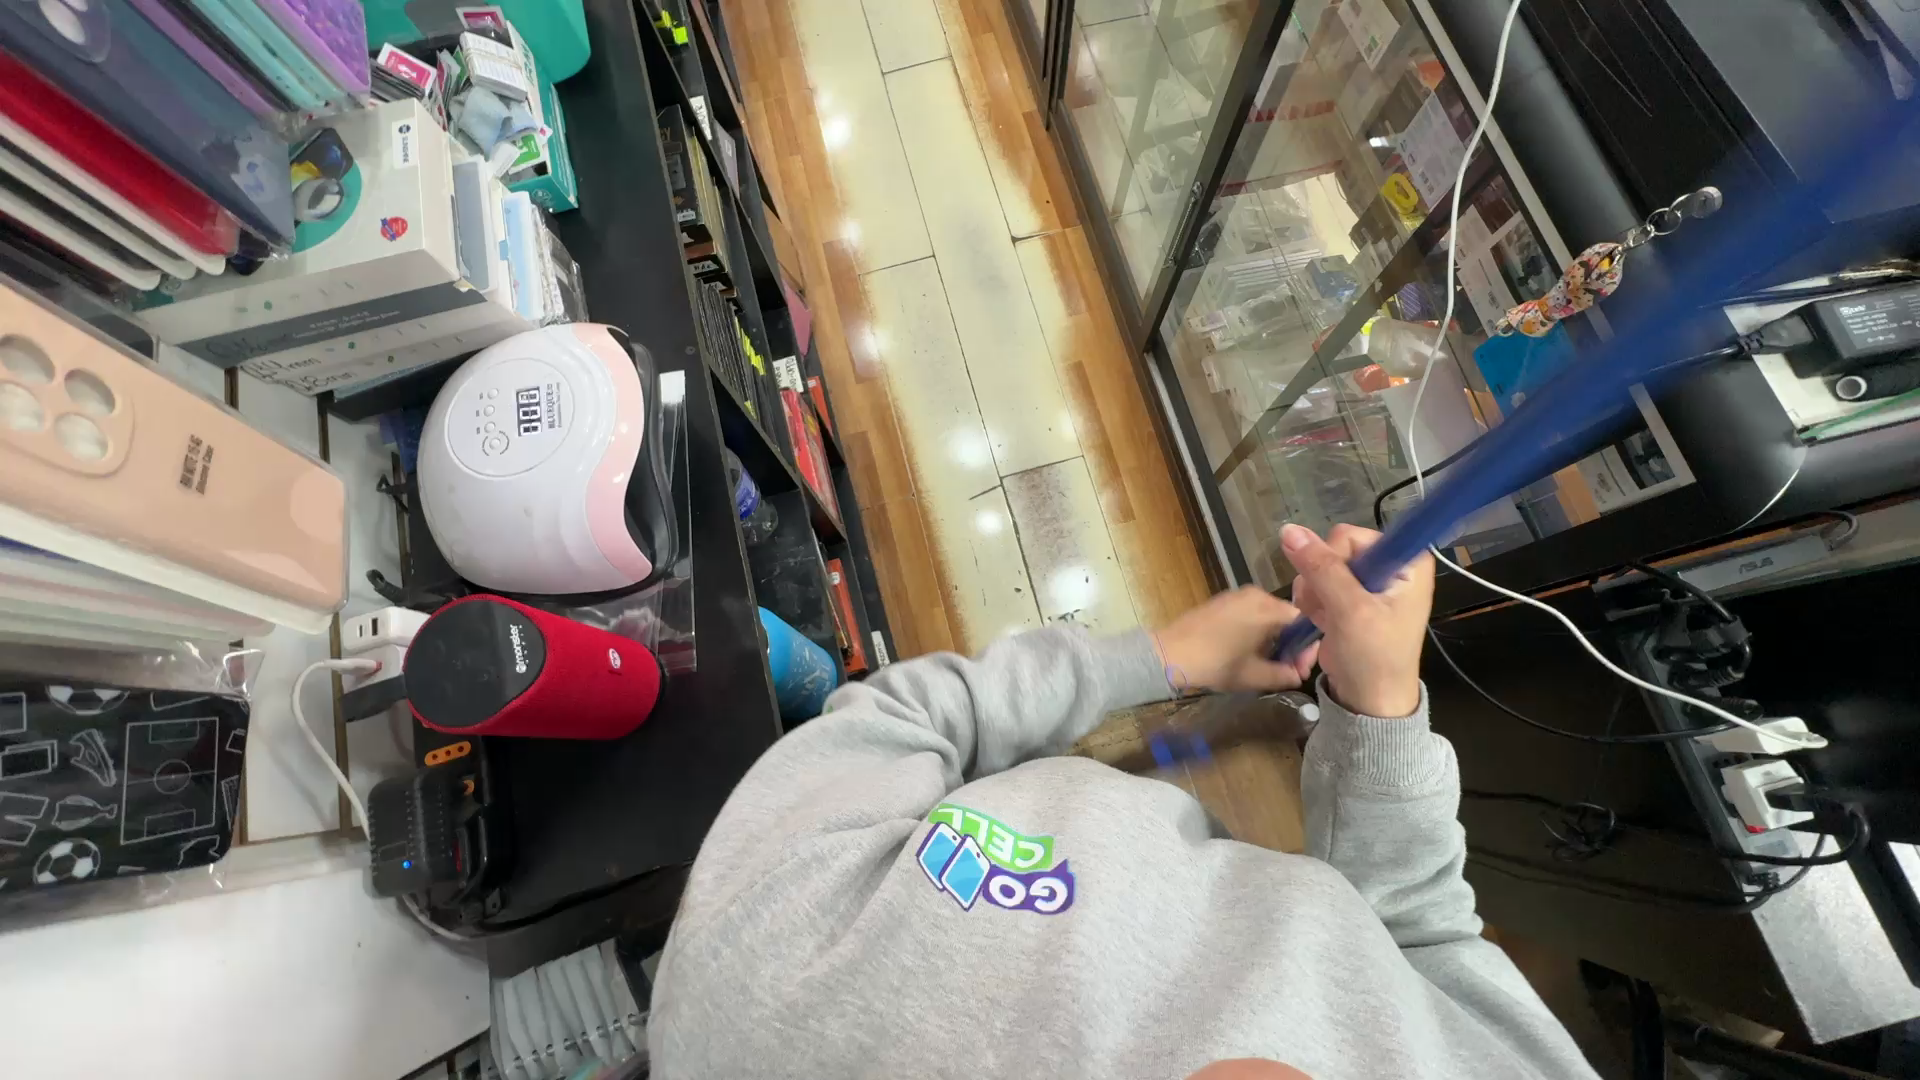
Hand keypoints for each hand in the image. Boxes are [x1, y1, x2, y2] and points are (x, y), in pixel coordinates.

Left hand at [1152, 586, 1320, 694]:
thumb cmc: (1214, 663)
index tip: (1300, 671)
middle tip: (1289, 671)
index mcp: (1267, 607)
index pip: (1304, 623)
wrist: (1169, 654)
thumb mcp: (1254, 676)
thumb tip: (1297, 675)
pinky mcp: (1221, 601)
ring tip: (1269, 664)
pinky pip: (1251, 613)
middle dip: (1291, 645)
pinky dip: (1257, 631)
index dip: (1307, 649)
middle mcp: (1255, 594)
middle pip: (1287, 618)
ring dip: (1274, 639)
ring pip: (1268, 616)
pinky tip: (1249, 652)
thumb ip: (1284, 675)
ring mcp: (1236, 595)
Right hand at [1282, 523, 1432, 717]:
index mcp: (1405, 562)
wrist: (1369, 699)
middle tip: (1325, 607)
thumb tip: (1288, 530)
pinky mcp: (1349, 597)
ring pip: (1320, 566)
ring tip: (1323, 618)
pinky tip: (1319, 620)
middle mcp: (1388, 566)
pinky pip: (1317, 582)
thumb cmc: (1373, 656)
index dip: (1334, 558)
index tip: (1335, 589)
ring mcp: (1367, 582)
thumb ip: (1321, 568)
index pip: (1352, 536)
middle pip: (1333, 549)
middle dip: (1320, 578)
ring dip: (1312, 592)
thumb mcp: (1350, 610)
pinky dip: (1311, 601)